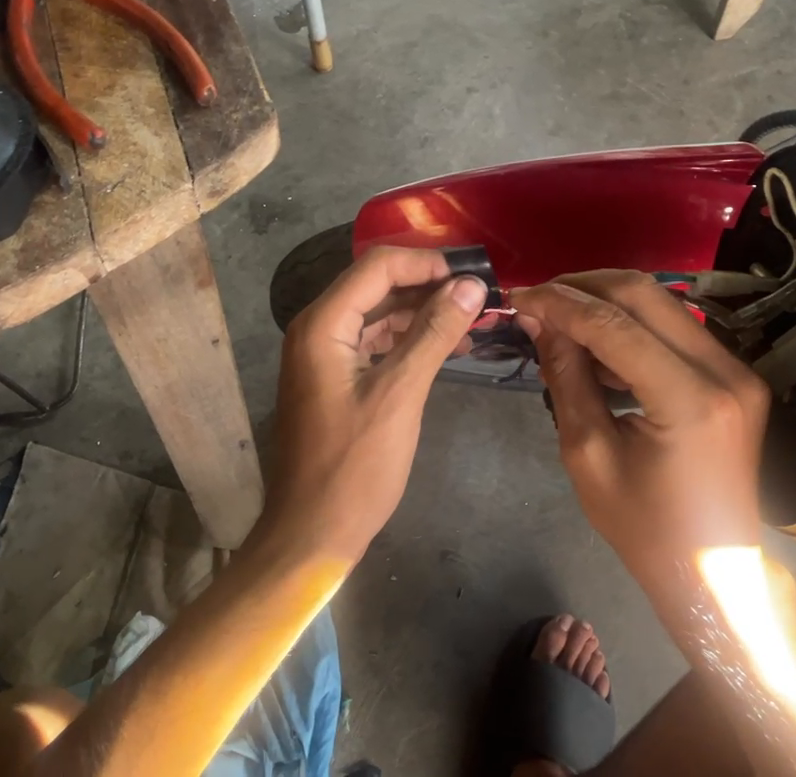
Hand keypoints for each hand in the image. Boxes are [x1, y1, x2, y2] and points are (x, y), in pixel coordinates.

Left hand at [260, 246, 487, 564]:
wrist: (312, 531)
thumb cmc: (354, 466)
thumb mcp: (400, 394)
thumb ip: (434, 333)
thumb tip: (472, 285)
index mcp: (322, 324)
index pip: (378, 266)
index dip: (429, 263)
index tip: (477, 275)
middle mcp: (317, 327)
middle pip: (378, 285)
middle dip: (431, 286)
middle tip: (484, 296)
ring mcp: (323, 353)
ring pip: (379, 313)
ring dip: (424, 313)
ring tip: (476, 320)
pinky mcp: (335, 376)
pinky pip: (375, 342)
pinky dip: (410, 340)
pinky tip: (449, 347)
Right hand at [512, 271, 770, 584]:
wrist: (715, 574)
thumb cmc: (645, 527)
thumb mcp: (588, 454)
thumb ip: (566, 377)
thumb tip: (540, 320)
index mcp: (689, 400)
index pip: (614, 325)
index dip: (559, 303)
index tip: (518, 297)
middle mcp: (725, 372)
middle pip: (645, 295)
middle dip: (583, 286)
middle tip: (538, 298)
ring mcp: (737, 371)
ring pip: (663, 304)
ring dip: (606, 301)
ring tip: (558, 317)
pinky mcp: (735, 377)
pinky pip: (676, 329)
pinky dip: (631, 324)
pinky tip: (596, 343)